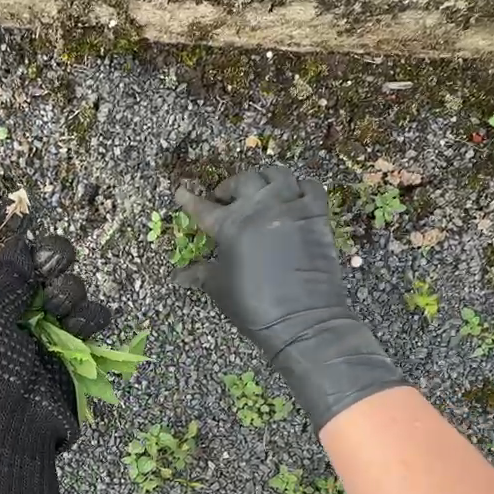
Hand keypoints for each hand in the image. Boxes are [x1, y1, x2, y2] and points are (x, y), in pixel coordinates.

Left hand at [0, 231, 81, 493]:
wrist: (9, 429)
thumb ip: (7, 278)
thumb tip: (21, 247)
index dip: (15, 251)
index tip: (26, 251)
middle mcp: (8, 314)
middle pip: (40, 269)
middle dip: (51, 266)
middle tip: (51, 272)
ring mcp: (41, 333)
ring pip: (69, 290)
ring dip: (68, 294)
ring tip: (58, 314)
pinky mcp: (70, 353)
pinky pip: (90, 321)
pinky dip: (88, 320)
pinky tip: (77, 330)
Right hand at [176, 166, 406, 429]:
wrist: (302, 319)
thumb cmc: (252, 305)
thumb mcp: (220, 288)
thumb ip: (201, 274)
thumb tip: (178, 276)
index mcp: (231, 226)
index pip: (204, 208)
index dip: (190, 200)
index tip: (181, 191)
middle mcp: (260, 208)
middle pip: (243, 181)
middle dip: (230, 186)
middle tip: (224, 198)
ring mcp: (290, 208)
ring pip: (276, 175)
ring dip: (263, 179)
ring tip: (258, 190)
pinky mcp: (316, 215)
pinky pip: (308, 187)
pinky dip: (298, 187)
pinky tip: (291, 196)